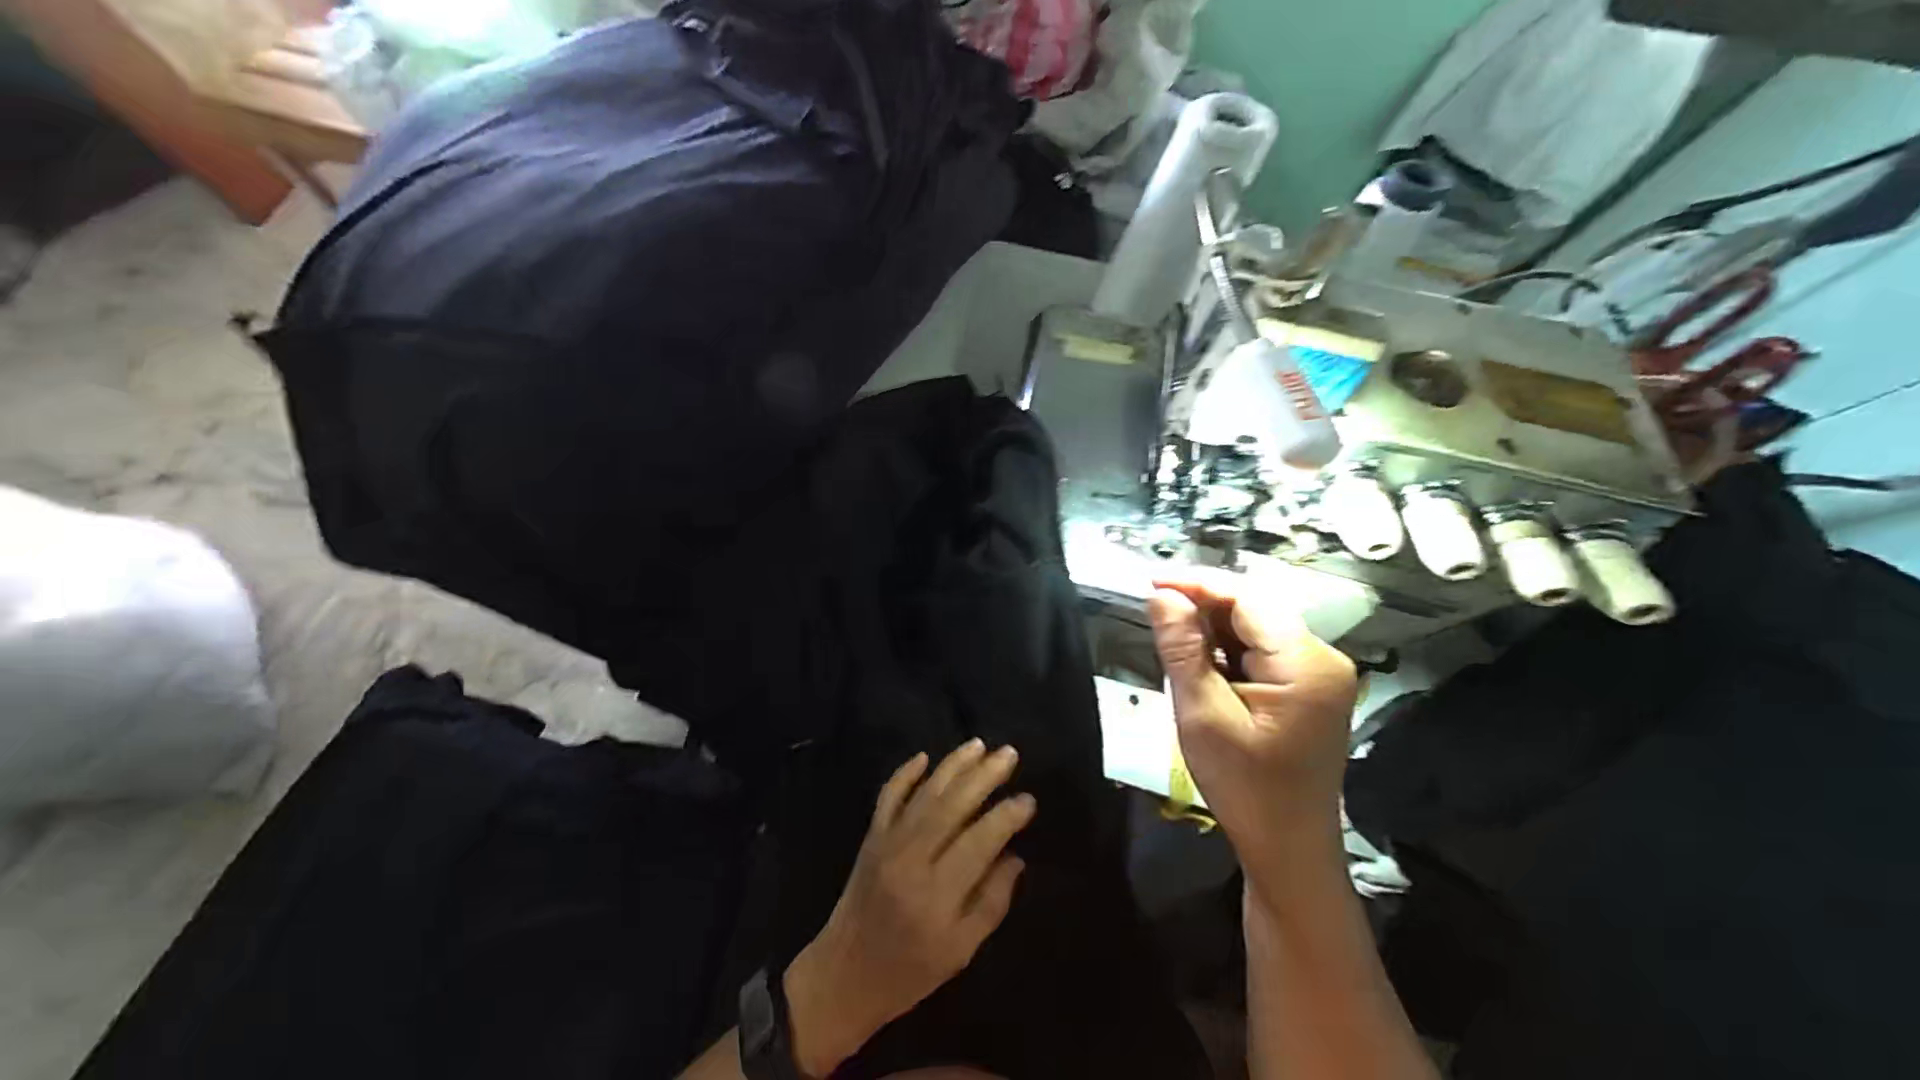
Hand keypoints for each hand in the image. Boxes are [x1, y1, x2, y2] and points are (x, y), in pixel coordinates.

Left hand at [784, 740, 1036, 1076]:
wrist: (845, 975)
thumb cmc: (910, 972)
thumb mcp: (961, 951)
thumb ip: (991, 902)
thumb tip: (1014, 857)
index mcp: (937, 895)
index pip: (979, 841)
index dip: (1006, 817)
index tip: (1029, 800)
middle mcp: (911, 860)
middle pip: (952, 806)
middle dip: (984, 776)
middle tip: (1009, 754)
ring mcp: (886, 844)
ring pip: (924, 794)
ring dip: (952, 766)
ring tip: (979, 745)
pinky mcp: (870, 838)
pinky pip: (888, 797)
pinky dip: (904, 774)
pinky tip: (924, 757)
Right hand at [1147, 572, 1357, 869]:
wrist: (1288, 850)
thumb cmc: (1245, 788)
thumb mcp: (1203, 716)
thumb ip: (1183, 649)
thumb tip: (1161, 595)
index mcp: (1306, 663)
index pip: (1247, 599)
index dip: (1197, 584)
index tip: (1150, 582)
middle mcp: (1323, 658)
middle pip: (1255, 609)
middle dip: (1203, 604)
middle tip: (1153, 611)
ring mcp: (1319, 674)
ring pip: (1256, 628)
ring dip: (1213, 627)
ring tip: (1171, 637)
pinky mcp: (1309, 688)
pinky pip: (1262, 651)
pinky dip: (1228, 649)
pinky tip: (1200, 660)